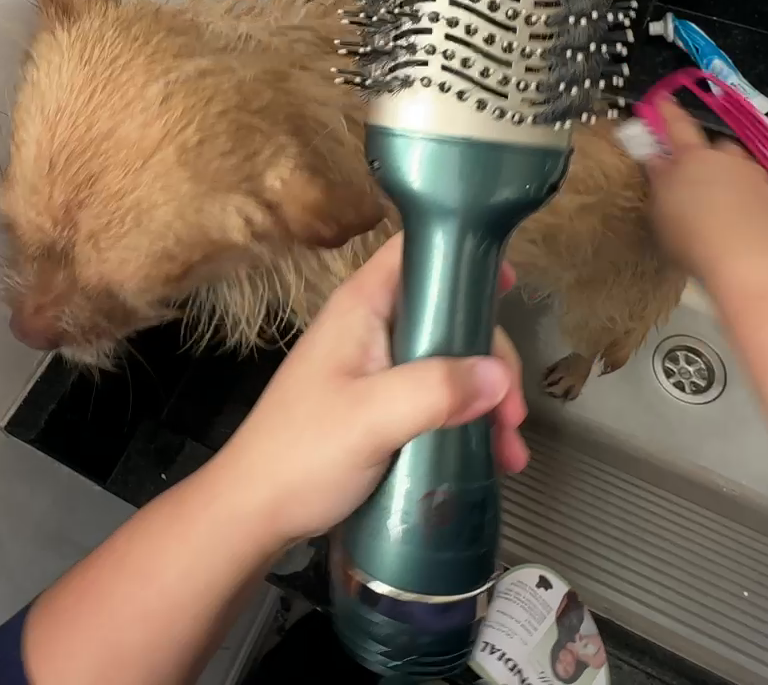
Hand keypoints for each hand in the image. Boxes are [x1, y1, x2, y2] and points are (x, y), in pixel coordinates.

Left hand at [207, 235, 527, 544]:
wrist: (253, 514)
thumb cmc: (302, 454)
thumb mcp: (371, 418)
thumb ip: (436, 390)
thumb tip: (500, 375)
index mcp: (362, 307)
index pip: (414, 252)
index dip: (461, 255)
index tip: (510, 285)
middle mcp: (371, 327)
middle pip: (446, 315)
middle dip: (490, 358)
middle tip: (514, 410)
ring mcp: (375, 367)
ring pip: (447, 361)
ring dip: (485, 398)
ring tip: (510, 451)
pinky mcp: (379, 405)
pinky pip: (435, 397)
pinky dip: (466, 421)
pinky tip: (493, 459)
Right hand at [643, 98, 767, 283]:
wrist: (744, 262)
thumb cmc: (690, 235)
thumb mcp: (660, 209)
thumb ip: (660, 179)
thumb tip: (657, 158)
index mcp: (692, 157)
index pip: (677, 125)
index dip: (667, 112)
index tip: (661, 99)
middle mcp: (726, 158)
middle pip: (715, 147)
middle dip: (706, 157)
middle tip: (694, 181)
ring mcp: (753, 176)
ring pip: (737, 166)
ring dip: (728, 176)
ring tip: (719, 203)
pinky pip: (753, 188)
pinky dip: (744, 196)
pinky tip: (737, 219)